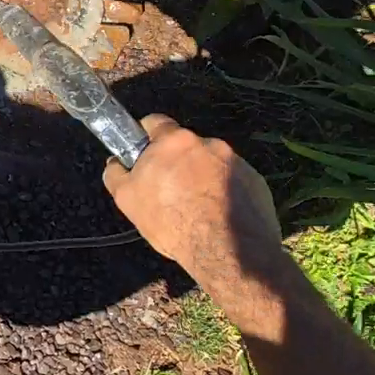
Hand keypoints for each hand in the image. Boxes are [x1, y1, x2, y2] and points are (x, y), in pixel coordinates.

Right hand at [104, 115, 283, 290]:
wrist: (228, 252)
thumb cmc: (170, 219)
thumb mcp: (126, 198)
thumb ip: (116, 173)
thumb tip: (117, 163)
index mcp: (175, 141)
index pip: (155, 122)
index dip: (145, 138)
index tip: (142, 156)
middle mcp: (209, 144)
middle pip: (185, 146)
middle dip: (175, 161)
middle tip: (167, 189)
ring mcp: (238, 162)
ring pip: (209, 163)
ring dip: (200, 176)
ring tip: (196, 207)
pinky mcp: (258, 182)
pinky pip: (232, 180)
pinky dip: (223, 191)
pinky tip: (217, 214)